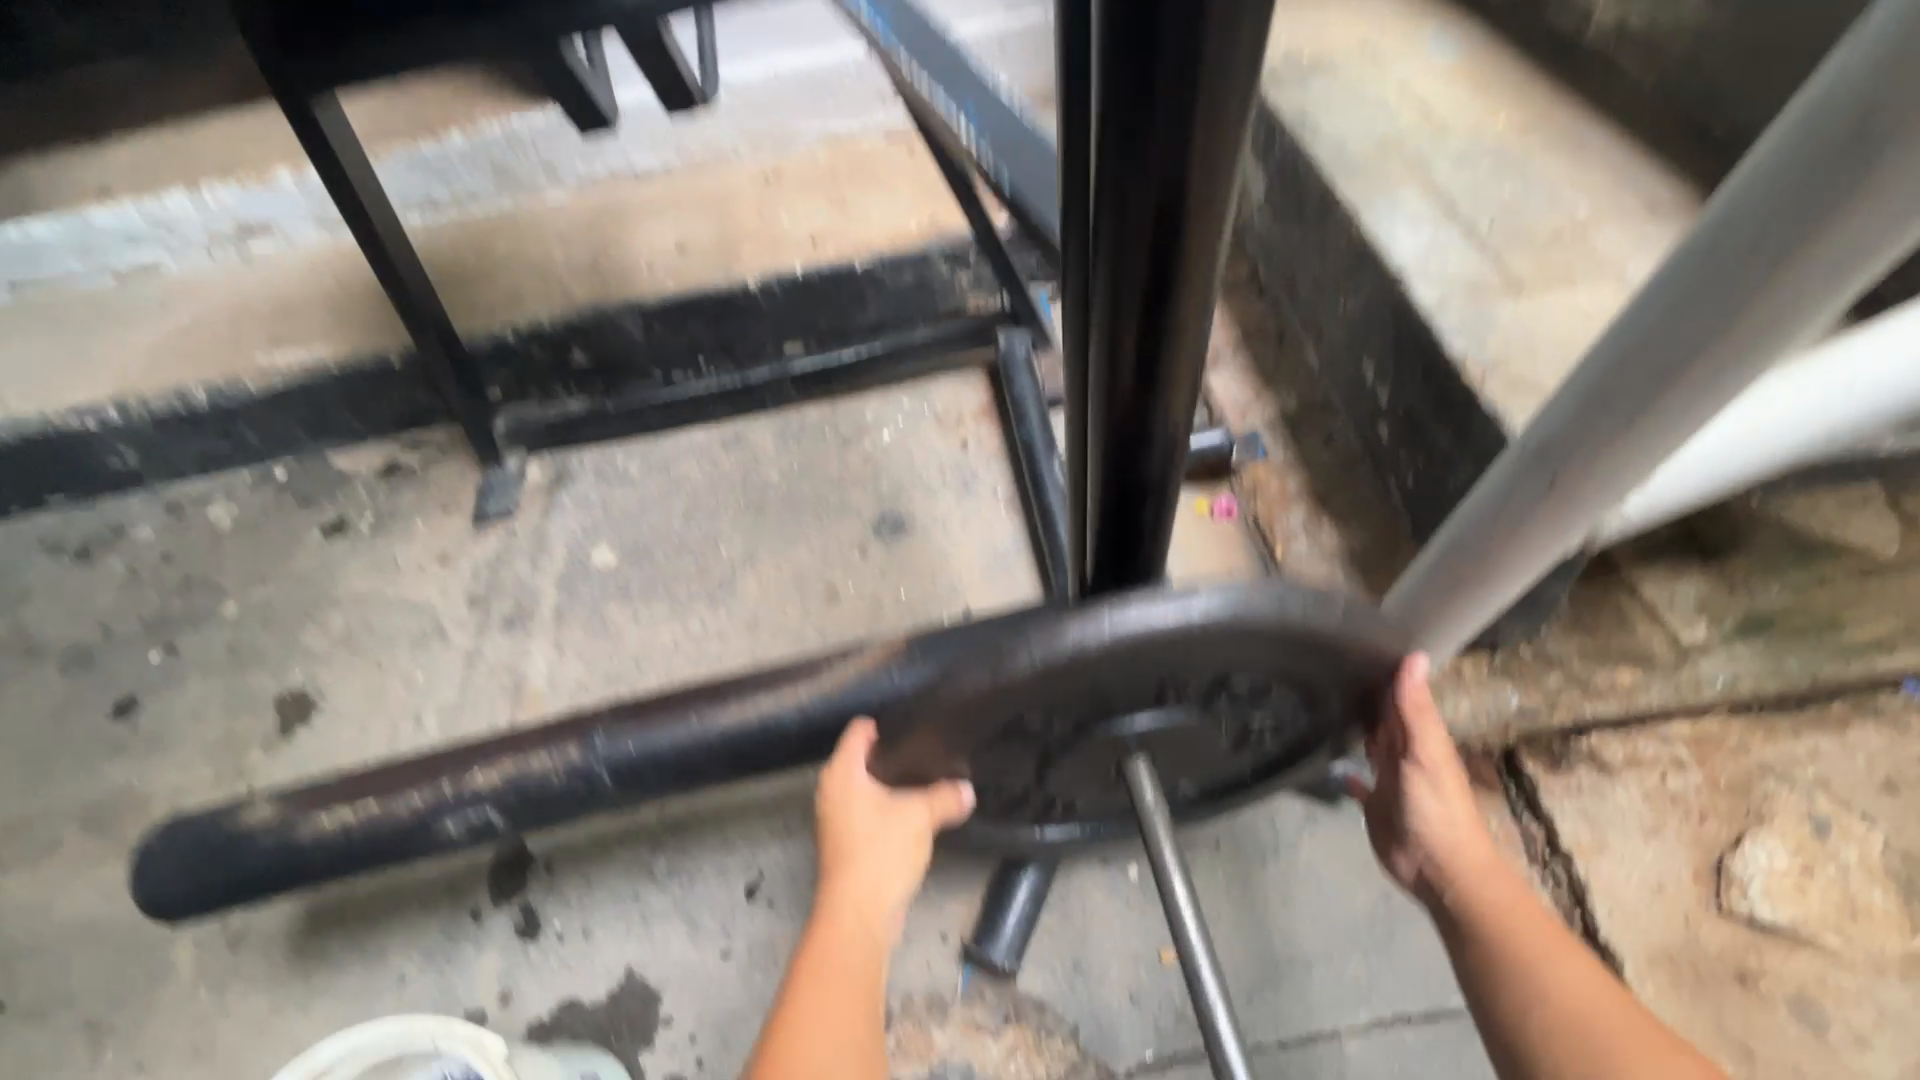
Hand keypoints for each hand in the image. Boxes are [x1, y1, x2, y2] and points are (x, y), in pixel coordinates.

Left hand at [812, 718, 974, 945]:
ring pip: (864, 789)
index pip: (859, 731)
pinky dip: (886, 810)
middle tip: (926, 752)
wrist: (858, 913)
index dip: (884, 724)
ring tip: (924, 781)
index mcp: (843, 772)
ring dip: (889, 786)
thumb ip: (946, 796)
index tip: (912, 725)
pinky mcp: (844, 845)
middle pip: (861, 759)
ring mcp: (835, 819)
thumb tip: (967, 790)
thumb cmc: (882, 850)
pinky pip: (867, 814)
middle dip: (892, 756)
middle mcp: (832, 791)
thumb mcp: (921, 816)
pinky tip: (913, 815)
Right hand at [1347, 654, 1499, 911]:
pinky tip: (1332, 764)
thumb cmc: (1435, 808)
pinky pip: (1359, 783)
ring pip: (1372, 746)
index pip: (1402, 698)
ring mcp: (1389, 780)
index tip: (1361, 643)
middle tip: (1332, 667)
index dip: (1387, 674)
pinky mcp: (1375, 805)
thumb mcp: (1425, 752)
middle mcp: (1404, 755)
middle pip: (1385, 720)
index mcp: (1420, 739)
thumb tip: (1415, 657)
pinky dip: (1347, 772)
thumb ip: (1414, 709)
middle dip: (1368, 697)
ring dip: (1358, 729)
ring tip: (1327, 704)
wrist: (1438, 868)